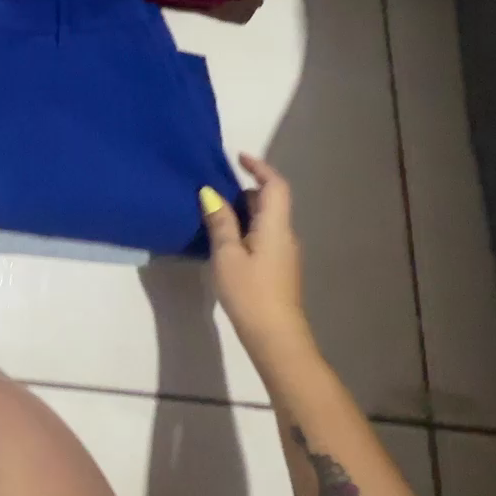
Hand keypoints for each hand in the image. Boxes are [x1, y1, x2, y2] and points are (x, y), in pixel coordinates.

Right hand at [203, 155, 314, 361]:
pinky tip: (225, 239)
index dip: (259, 167)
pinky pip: (263, 235)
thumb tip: (210, 192)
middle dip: (245, 189)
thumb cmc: (250, 292)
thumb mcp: (227, 254)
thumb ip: (220, 221)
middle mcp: (285, 235)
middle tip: (215, 186)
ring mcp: (284, 254)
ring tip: (214, 210)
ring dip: (244, 210)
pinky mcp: (279, 268)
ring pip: (266, 220)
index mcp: (275, 226)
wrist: (276, 338)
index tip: (238, 157)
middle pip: (270, 201)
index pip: (275, 186)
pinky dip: (246, 227)